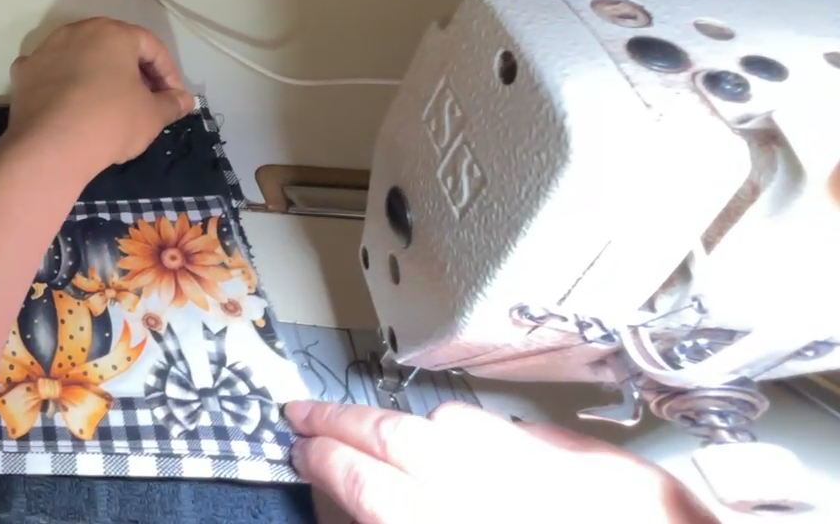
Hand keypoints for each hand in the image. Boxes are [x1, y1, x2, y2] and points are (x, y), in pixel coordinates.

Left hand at [1, 18, 193, 181]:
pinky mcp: (23, 72)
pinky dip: (64, 84)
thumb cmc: (110, 122)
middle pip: (112, 45)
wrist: (50, 146)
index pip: (150, 45)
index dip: (167, 72)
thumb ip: (171, 103)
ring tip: (110, 103)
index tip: (172, 98)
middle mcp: (75, 31)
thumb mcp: (152, 116)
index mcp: (111, 33)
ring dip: (98, 74)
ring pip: (80, 56)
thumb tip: (184, 99)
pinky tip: (72, 105)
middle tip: (145, 98)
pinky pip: (52, 72)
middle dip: (133, 70)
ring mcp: (44, 49)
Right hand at [287, 400, 716, 523]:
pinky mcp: (622, 476)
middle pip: (402, 438)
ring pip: (459, 426)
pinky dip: (493, 445)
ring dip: (411, 430)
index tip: (299, 449)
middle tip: (302, 413)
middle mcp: (514, 503)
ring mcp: (574, 482)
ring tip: (384, 437)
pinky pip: (528, 438)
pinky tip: (488, 465)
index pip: (373, 485)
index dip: (326, 459)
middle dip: (341, 420)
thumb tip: (359, 508)